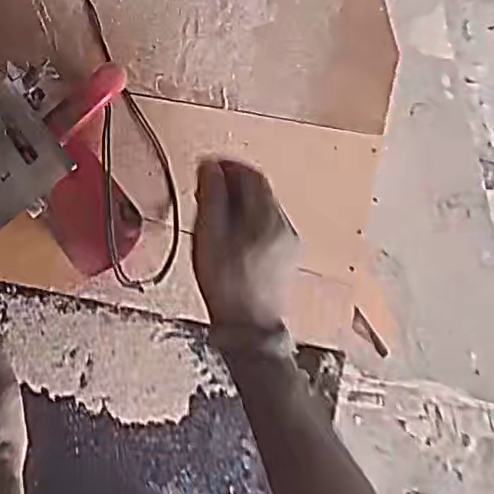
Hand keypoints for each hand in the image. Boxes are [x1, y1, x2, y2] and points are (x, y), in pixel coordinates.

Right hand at [193, 160, 300, 339]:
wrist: (250, 327)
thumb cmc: (225, 281)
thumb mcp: (209, 233)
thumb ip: (212, 196)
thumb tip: (211, 168)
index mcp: (267, 218)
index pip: (252, 175)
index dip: (227, 165)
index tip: (206, 166)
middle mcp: (284, 226)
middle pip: (260, 189)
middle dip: (232, 182)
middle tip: (206, 188)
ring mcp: (288, 242)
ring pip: (263, 205)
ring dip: (239, 199)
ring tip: (213, 210)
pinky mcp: (285, 255)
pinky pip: (266, 223)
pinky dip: (248, 216)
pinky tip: (229, 230)